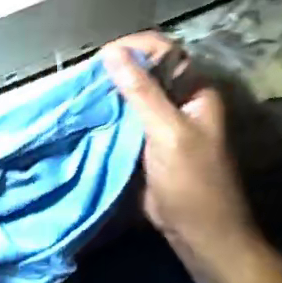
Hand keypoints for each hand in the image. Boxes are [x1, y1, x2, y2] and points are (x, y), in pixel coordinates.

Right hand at [102, 35, 258, 261]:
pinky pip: (124, 117)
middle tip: (86, 77)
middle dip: (117, 69)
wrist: (200, 235)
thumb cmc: (193, 183)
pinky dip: (106, 112)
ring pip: (131, 93)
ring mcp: (162, 121)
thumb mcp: (168, 133)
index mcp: (195, 91)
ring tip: (81, 92)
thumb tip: (112, 52)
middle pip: (145, 70)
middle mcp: (179, 100)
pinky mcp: (146, 141)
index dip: (134, 47)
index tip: (103, 57)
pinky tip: (86, 112)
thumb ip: (142, 92)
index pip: (164, 51)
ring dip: (109, 92)